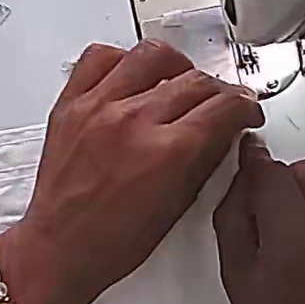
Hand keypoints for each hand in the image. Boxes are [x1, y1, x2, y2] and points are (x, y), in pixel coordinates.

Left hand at [0, 40, 264, 303]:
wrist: (59, 248)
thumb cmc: (111, 242)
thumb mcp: (176, 206)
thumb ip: (206, 159)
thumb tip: (224, 131)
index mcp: (166, 153)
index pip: (224, 106)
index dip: (245, 105)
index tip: (245, 109)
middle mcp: (133, 121)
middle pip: (195, 80)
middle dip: (219, 92)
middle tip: (219, 103)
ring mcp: (98, 108)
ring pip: (152, 54)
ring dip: (177, 66)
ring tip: (179, 81)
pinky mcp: (70, 105)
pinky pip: (99, 57)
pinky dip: (123, 60)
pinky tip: (132, 76)